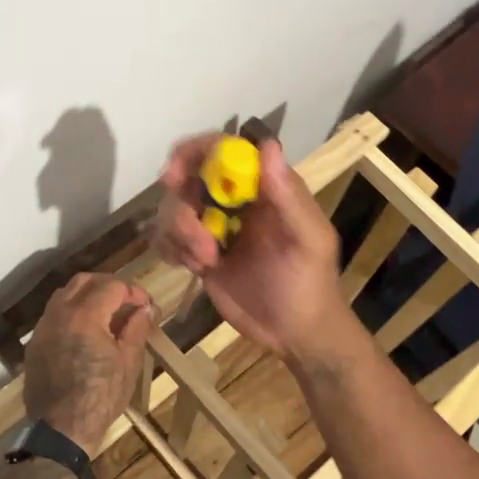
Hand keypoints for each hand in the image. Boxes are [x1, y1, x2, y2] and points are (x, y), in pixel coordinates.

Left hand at [24, 273, 153, 455]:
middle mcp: (59, 313)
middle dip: (109, 285)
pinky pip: (54, 314)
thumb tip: (146, 308)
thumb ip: (136, 328)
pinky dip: (72, 311)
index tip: (146, 305)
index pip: (112, 286)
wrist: (61, 429)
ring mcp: (43, 327)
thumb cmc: (101, 397)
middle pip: (84, 281)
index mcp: (85, 316)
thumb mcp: (128, 363)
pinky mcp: (35, 343)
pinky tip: (86, 331)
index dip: (133, 292)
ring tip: (107, 314)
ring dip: (88, 295)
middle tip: (127, 302)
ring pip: (65, 294)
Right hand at [151, 134, 348, 355]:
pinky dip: (170, 250)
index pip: (222, 150)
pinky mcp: (198, 254)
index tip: (175, 175)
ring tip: (205, 263)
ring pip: (172, 210)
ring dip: (179, 234)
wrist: (296, 334)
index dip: (194, 153)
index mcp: (264, 187)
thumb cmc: (311, 284)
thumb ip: (289, 197)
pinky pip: (167, 239)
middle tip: (198, 241)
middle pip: (187, 179)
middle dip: (181, 209)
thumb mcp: (309, 241)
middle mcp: (235, 201)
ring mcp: (214, 227)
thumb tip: (267, 145)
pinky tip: (194, 270)